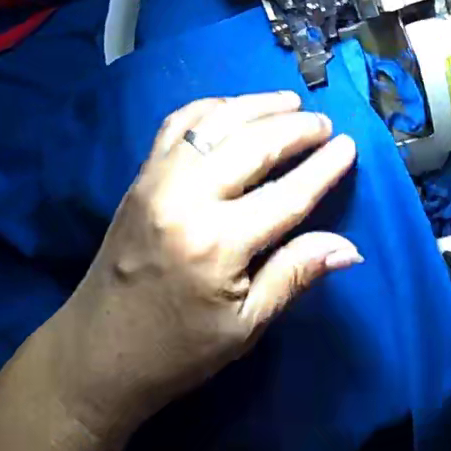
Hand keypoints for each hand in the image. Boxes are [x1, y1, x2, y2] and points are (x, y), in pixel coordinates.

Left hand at [38, 92, 360, 450]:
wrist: (99, 348)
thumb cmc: (180, 348)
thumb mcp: (245, 326)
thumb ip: (294, 274)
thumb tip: (349, 247)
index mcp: (218, 244)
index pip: (285, 194)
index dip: (322, 168)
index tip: (350, 145)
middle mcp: (187, 197)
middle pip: (252, 145)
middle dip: (294, 128)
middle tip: (324, 123)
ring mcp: (158, 178)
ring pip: (214, 122)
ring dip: (255, 105)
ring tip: (289, 102)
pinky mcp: (141, 173)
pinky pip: (176, 123)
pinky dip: (209, 107)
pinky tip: (233, 106)